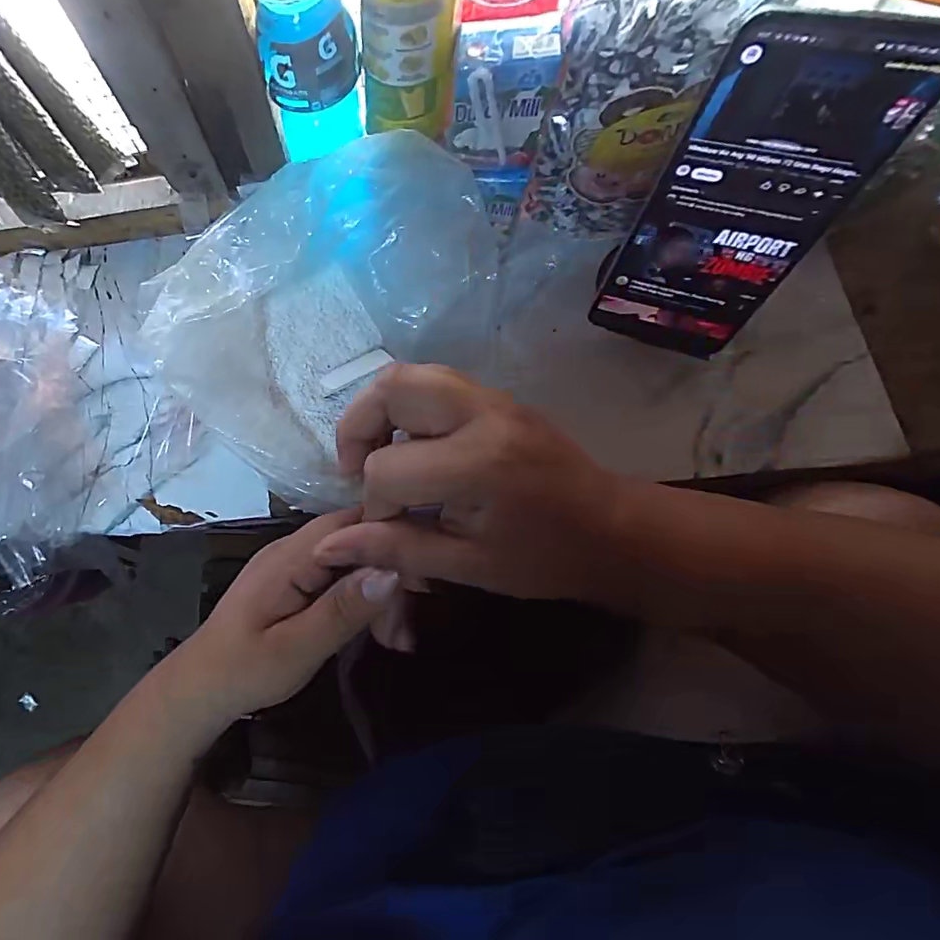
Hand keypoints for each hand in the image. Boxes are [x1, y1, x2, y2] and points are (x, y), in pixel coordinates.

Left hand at [156, 509, 401, 725]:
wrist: (199, 689)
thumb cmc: (244, 672)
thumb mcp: (296, 649)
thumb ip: (342, 609)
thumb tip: (392, 569)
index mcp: (290, 557)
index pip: (353, 522)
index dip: (392, 540)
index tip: (421, 582)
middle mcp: (292, 547)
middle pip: (358, 538)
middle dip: (391, 574)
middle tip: (404, 631)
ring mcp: (294, 562)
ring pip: (354, 557)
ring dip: (381, 591)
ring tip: (394, 641)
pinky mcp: (297, 579)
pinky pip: (341, 573)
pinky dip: (364, 597)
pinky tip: (377, 632)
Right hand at [312, 364, 632, 603]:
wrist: (613, 529)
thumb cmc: (544, 558)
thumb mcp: (467, 566)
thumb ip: (395, 549)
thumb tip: (327, 548)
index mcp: (477, 464)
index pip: (387, 469)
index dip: (373, 504)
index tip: (388, 528)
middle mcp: (482, 414)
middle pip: (392, 387)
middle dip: (358, 426)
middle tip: (357, 467)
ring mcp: (493, 397)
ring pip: (413, 373)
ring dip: (381, 409)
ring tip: (381, 451)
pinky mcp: (498, 396)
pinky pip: (436, 382)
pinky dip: (408, 406)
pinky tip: (414, 445)